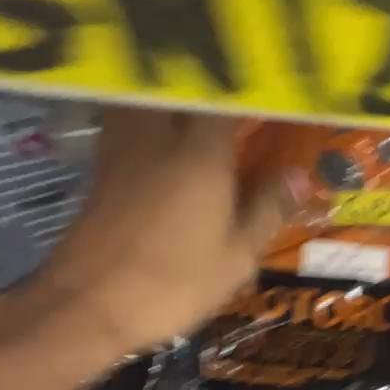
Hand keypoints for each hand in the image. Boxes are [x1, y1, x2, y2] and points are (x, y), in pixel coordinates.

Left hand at [22, 107, 300, 352]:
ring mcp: (123, 148)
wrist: (89, 303)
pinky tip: (162, 138)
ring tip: (195, 107)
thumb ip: (268, 209)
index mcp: (201, 153)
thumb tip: (299, 176)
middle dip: (205, 86)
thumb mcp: (238, 256)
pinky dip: (147, 118)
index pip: (226, 99)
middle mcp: (159, 136)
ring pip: (147, 97)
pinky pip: (129, 122)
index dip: (248, 93)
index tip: (269, 96)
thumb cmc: (174, 282)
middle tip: (231, 96)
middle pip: (179, 86)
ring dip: (170, 95)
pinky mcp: (102, 167)